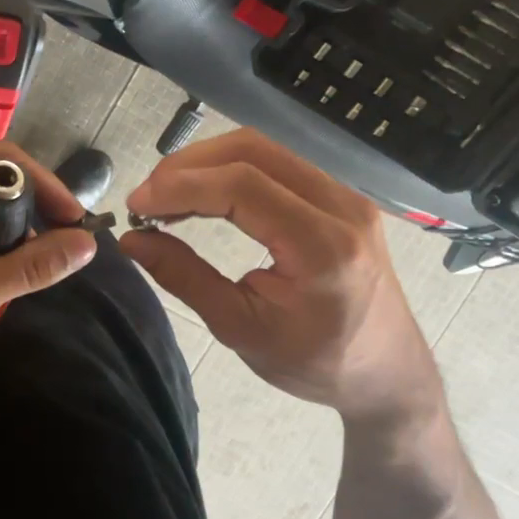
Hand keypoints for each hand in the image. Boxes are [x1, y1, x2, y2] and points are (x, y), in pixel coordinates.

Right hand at [120, 131, 439, 423]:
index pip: (244, 186)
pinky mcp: (342, 193)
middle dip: (188, 165)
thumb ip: (185, 278)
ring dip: (207, 161)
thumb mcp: (240, 329)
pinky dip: (232, 166)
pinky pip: (279, 159)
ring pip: (265, 146)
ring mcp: (347, 194)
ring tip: (168, 195)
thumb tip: (132, 240)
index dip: (182, 186)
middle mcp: (342, 207)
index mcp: (323, 247)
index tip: (137, 206)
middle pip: (253, 150)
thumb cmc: (315, 362)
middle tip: (148, 198)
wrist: (387, 372)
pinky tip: (204, 192)